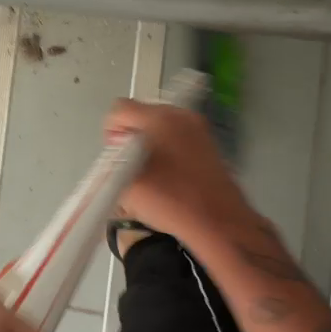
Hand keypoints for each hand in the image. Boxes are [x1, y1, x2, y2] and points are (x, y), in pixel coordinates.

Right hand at [104, 98, 258, 248]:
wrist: (218, 222)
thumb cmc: (170, 200)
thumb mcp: (127, 183)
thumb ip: (112, 162)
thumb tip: (114, 153)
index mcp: (158, 118)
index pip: (119, 109)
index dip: (112, 133)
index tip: (116, 157)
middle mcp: (179, 114)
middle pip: (141, 114)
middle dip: (131, 137)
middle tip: (130, 166)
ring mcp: (197, 127)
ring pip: (159, 125)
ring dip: (149, 143)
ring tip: (151, 172)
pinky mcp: (208, 142)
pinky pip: (177, 136)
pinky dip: (167, 149)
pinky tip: (169, 175)